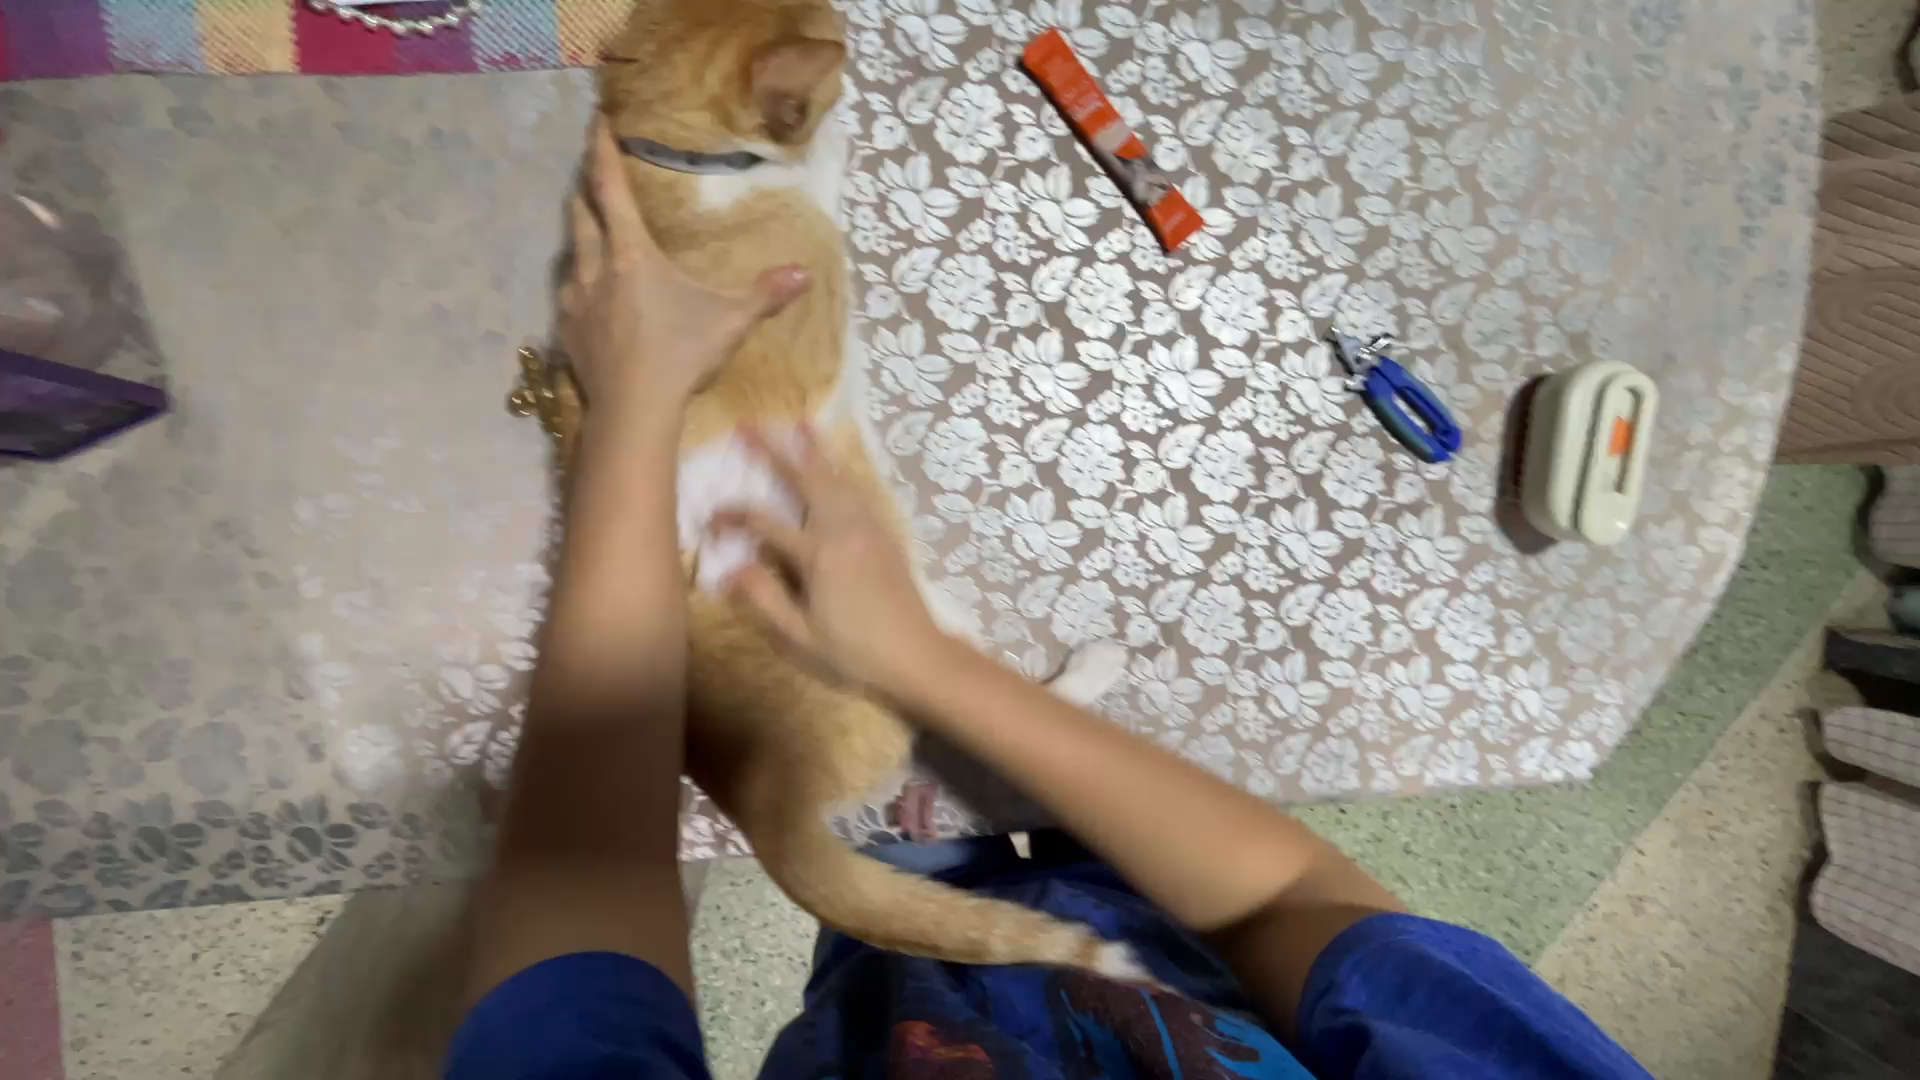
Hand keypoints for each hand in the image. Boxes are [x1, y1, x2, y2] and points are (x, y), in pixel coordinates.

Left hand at [559, 115, 810, 414]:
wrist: (635, 407)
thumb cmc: (682, 354)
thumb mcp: (731, 321)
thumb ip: (765, 295)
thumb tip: (806, 273)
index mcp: (632, 254)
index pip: (610, 189)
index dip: (602, 151)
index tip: (595, 122)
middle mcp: (596, 267)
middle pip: (579, 214)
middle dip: (584, 192)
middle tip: (592, 182)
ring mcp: (576, 300)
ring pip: (570, 254)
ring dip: (579, 240)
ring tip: (591, 240)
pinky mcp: (567, 331)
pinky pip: (566, 295)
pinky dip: (577, 285)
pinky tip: (587, 298)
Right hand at [713, 425, 949, 694]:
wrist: (917, 655)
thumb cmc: (855, 652)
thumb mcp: (800, 637)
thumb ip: (763, 599)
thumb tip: (727, 569)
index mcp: (819, 555)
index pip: (763, 522)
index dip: (732, 516)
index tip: (711, 520)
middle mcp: (845, 529)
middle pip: (805, 478)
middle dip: (775, 449)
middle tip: (748, 425)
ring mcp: (870, 527)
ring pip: (838, 477)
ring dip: (815, 449)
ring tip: (800, 422)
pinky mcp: (886, 533)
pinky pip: (860, 490)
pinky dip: (842, 471)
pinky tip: (836, 465)